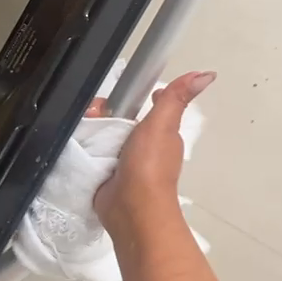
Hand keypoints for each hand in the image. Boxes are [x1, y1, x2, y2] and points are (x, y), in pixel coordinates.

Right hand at [92, 70, 214, 251]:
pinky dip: (83, 147)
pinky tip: (74, 143)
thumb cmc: (149, 165)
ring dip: (89, 129)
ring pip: (102, 134)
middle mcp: (141, 146)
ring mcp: (122, 161)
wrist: (131, 207)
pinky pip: (91, 152)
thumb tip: (207, 73)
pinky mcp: (104, 173)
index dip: (123, 100)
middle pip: (116, 119)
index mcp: (158, 134)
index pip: (139, 108)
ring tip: (79, 128)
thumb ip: (175, 99)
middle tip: (89, 115)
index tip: (107, 102)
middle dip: (100, 113)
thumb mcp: (162, 125)